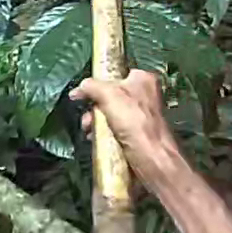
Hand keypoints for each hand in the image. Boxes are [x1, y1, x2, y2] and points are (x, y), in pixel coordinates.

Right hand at [71, 69, 182, 183]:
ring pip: (111, 113)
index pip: (116, 74)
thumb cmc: (133, 121)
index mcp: (143, 79)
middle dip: (95, 106)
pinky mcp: (138, 133)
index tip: (85, 92)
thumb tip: (79, 88)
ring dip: (96, 121)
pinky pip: (116, 128)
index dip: (98, 82)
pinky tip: (96, 138)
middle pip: (111, 95)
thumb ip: (91, 86)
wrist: (152, 158)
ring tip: (88, 129)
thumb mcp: (108, 95)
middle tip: (87, 115)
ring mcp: (142, 115)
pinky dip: (105, 132)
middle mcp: (145, 95)